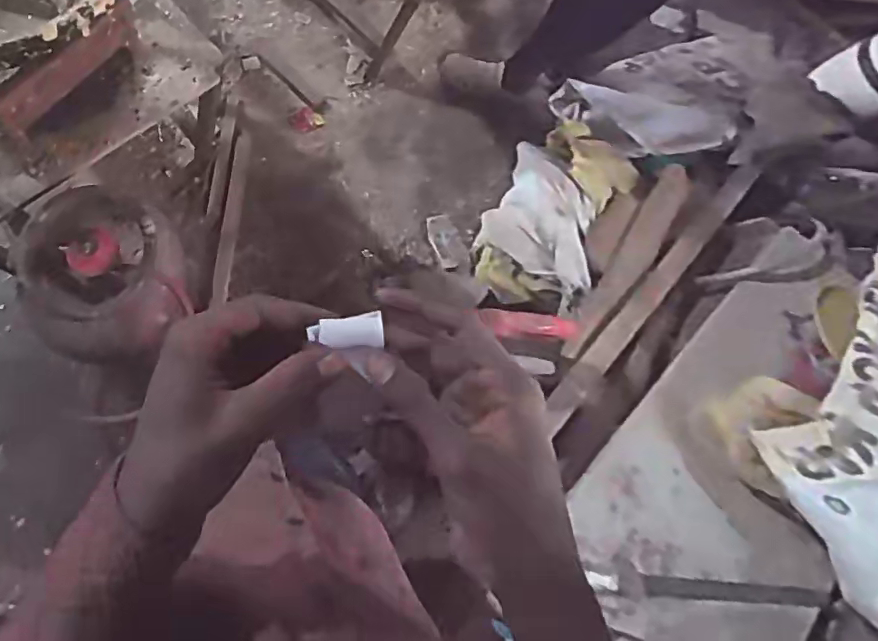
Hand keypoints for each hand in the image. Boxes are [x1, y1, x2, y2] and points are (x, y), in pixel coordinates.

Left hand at [115, 295, 346, 538]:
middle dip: (299, 335)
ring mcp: (203, 357)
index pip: (258, 309)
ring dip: (291, 354)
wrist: (149, 508)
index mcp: (197, 334)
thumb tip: (338, 357)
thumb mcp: (242, 424)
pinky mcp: (210, 379)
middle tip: (343, 351)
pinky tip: (305, 388)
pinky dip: (278, 372)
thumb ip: (288, 386)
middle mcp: (198, 335)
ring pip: (257, 342)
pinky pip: (251, 363)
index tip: (343, 329)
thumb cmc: (189, 463)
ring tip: (331, 370)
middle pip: (258, 321)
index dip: (301, 315)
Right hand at [366, 288, 607, 639]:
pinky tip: (365, 421)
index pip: (458, 326)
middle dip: (393, 348)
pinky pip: (418, 418)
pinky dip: (394, 419)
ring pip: (421, 386)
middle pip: (433, 353)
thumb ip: (411, 400)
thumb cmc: (504, 509)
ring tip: (348, 374)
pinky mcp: (455, 443)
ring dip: (388, 384)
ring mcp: (469, 418)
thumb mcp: (455, 452)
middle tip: (348, 338)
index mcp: (501, 382)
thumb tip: (369, 355)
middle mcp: (485, 391)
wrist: (528, 580)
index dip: (419, 307)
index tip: (378, 297)